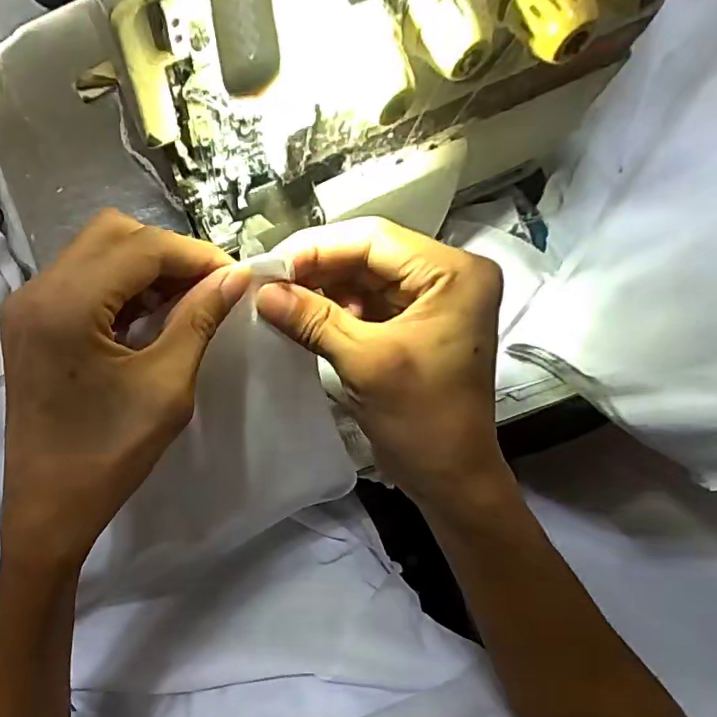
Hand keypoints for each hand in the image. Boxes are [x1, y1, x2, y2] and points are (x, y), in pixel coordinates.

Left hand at [0, 209, 248, 564]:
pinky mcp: (27, 325)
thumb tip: (234, 277)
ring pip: (94, 253)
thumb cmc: (109, 456)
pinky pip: (78, 283)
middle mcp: (36, 290)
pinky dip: (117, 288)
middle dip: (168, 254)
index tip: (236, 276)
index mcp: (66, 304)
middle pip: (112, 234)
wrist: (49, 507)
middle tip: (210, 289)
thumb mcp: (166, 388)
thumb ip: (198, 321)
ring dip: (143, 268)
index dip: (195, 255)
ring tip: (185, 302)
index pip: (141, 247)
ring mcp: (25, 306)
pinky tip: (148, 317)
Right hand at [257, 217, 511, 508]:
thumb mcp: (365, 362)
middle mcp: (447, 279)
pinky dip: (335, 312)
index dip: (318, 249)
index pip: (374, 240)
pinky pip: (369, 308)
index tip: (271, 267)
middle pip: (369, 257)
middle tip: (268, 284)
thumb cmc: (422, 420)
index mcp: (453, 274)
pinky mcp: (415, 329)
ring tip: (279, 301)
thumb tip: (263, 292)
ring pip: (365, 281)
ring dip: (323, 290)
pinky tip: (302, 318)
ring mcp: (432, 304)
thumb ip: (313, 320)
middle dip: (317, 270)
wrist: (450, 477)